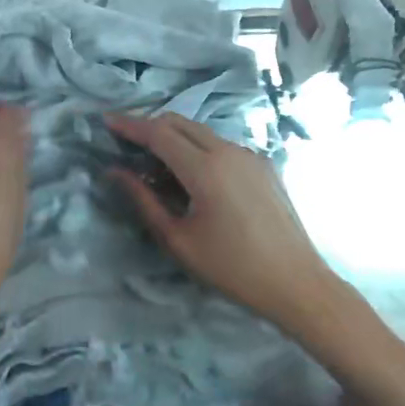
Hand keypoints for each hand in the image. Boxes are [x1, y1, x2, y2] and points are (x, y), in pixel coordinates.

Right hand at [106, 112, 339, 332]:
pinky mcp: (263, 164)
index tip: (107, 121)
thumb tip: (115, 172)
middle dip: (150, 126)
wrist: (298, 284)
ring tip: (158, 165)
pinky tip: (195, 178)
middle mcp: (228, 150)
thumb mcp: (178, 240)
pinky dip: (199, 149)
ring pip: (202, 132)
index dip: (130, 125)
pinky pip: (222, 145)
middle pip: (179, 123)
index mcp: (205, 168)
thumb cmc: (232, 269)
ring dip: (175, 138)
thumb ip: (144, 200)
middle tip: (128, 142)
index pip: (158, 133)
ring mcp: (249, 154)